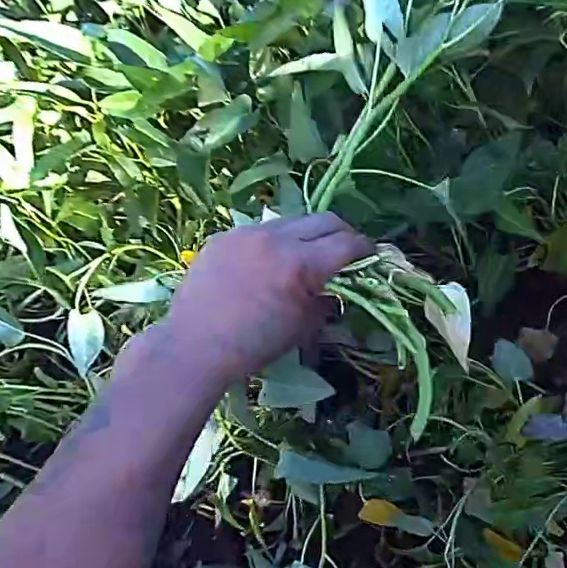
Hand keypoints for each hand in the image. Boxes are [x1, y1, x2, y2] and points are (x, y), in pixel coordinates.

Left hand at [144, 213, 372, 387]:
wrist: (194, 347)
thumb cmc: (254, 346)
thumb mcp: (303, 327)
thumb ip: (327, 299)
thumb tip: (340, 286)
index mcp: (300, 264)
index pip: (346, 243)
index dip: (365, 248)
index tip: (371, 254)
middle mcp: (276, 238)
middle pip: (324, 220)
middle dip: (342, 233)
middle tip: (347, 249)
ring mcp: (247, 233)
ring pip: (292, 221)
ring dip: (308, 234)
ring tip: (307, 254)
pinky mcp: (224, 236)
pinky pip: (261, 230)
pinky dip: (275, 242)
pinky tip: (269, 263)